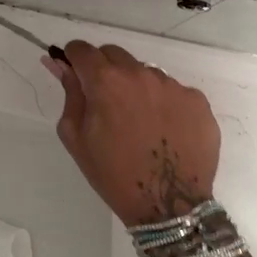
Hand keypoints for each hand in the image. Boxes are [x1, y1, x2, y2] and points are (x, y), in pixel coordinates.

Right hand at [42, 41, 218, 225]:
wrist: (169, 208)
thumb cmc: (113, 173)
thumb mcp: (75, 135)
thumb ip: (69, 93)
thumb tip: (58, 63)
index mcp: (105, 81)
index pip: (81, 48)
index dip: (74, 60)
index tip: (76, 78)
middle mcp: (140, 74)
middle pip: (113, 54)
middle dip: (104, 69)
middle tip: (106, 102)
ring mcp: (173, 87)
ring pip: (144, 71)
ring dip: (135, 85)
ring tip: (139, 120)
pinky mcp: (198, 102)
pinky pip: (173, 90)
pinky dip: (164, 102)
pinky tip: (163, 129)